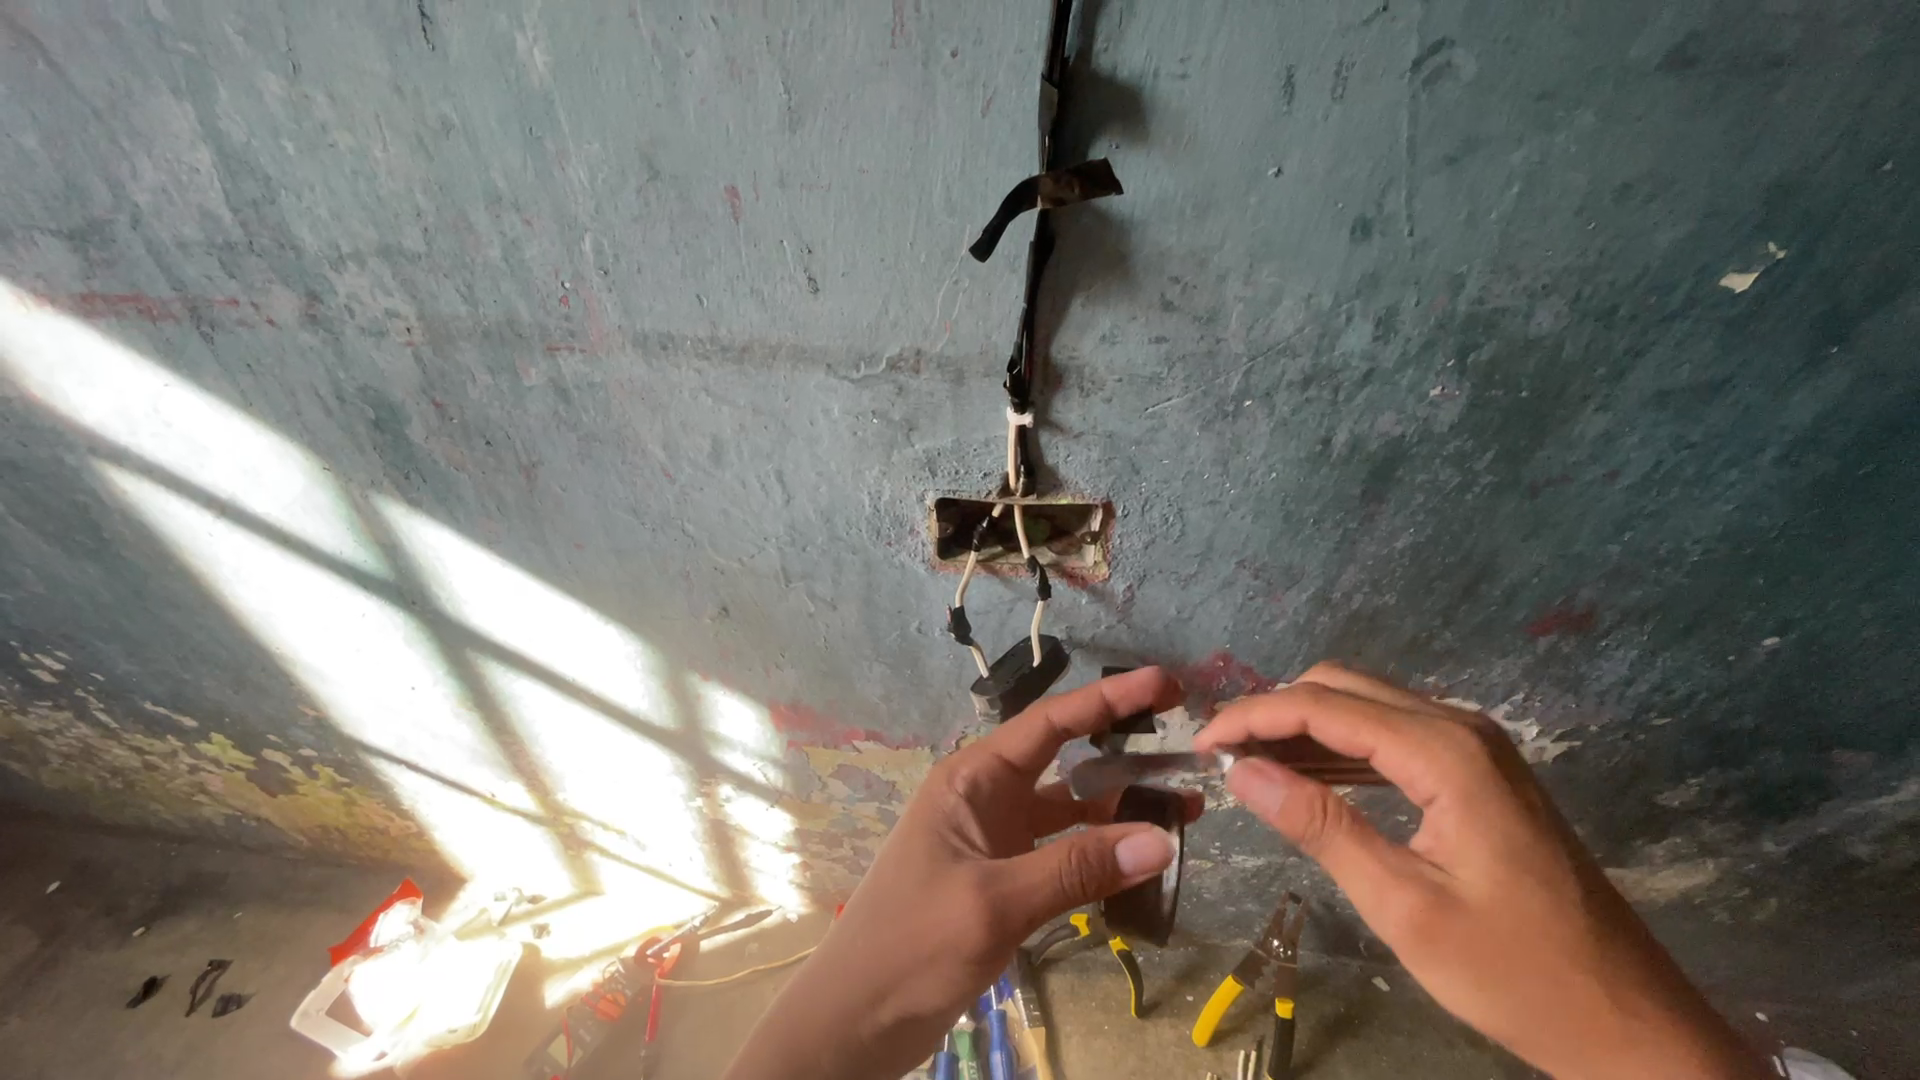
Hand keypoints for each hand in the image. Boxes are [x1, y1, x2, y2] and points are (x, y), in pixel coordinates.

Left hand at [725, 667, 1188, 1079]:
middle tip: (1191, 755)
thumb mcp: (996, 902)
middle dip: (1125, 754)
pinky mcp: (1003, 879)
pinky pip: (1062, 854)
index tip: (1165, 683)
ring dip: (1120, 811)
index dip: (1108, 700)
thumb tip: (1161, 840)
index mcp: (972, 778)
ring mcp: (995, 839)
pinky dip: (1100, 856)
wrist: (856, 1018)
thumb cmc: (913, 943)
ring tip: (1185, 813)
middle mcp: (986, 797)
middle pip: (1067, 763)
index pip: (1050, 723)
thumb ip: (1077, 870)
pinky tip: (1140, 864)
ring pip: (1069, 812)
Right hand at [1194, 662, 1765, 1079]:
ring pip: (1364, 705)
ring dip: (1302, 727)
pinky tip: (1307, 778)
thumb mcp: (1403, 906)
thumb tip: (1239, 770)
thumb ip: (1319, 825)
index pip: (1322, 706)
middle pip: (1341, 688)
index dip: (1252, 717)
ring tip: (1249, 765)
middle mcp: (1460, 728)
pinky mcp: (1478, 770)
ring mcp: (1475, 746)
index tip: (1201, 745)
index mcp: (1444, 753)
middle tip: (1223, 756)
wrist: (1632, 1024)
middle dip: (1273, 713)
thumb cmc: (1517, 973)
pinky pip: (1391, 735)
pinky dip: (1338, 747)